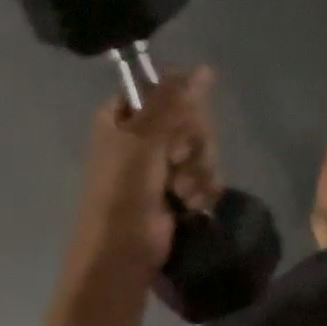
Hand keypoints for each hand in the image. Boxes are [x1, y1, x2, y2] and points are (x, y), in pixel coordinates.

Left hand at [78, 66, 219, 270]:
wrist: (120, 257)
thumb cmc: (121, 195)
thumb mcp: (143, 141)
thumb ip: (173, 102)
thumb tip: (204, 68)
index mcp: (123, 117)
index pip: (167, 91)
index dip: (181, 107)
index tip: (182, 124)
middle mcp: (142, 136)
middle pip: (191, 118)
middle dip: (193, 143)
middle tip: (178, 161)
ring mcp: (161, 165)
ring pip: (203, 147)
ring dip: (199, 170)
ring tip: (182, 192)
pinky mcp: (178, 190)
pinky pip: (207, 174)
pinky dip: (202, 189)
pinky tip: (193, 203)